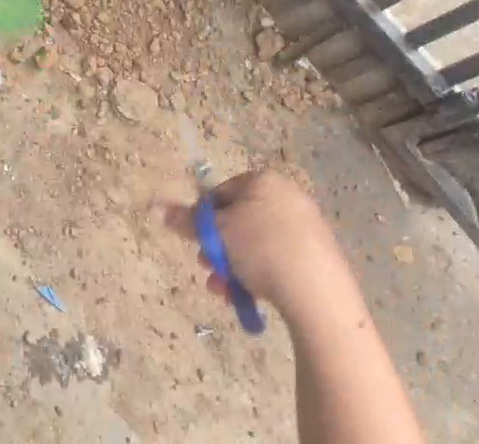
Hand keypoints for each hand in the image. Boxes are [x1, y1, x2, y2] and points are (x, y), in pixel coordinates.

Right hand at [163, 169, 349, 319]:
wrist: (318, 294)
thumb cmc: (260, 249)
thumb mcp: (214, 233)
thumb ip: (186, 220)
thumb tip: (160, 209)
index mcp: (263, 181)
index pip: (220, 192)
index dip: (202, 217)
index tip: (196, 240)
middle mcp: (288, 197)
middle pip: (238, 220)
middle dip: (218, 247)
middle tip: (208, 267)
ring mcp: (307, 228)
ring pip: (255, 244)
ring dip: (233, 266)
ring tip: (224, 290)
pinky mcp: (319, 257)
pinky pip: (278, 260)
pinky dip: (259, 274)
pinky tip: (247, 296)